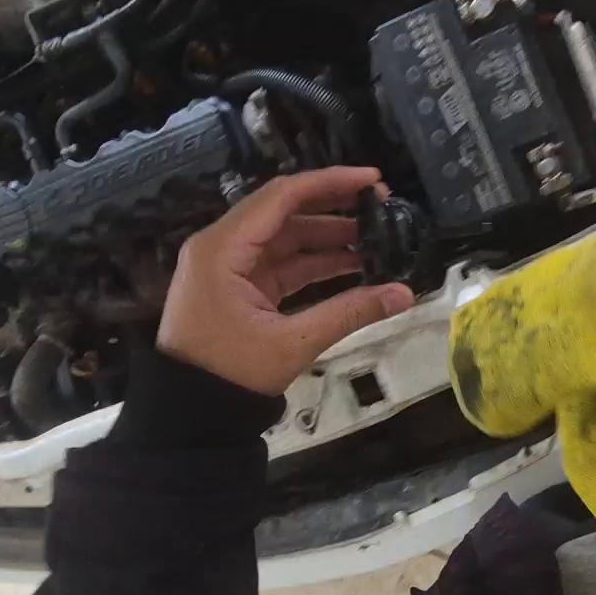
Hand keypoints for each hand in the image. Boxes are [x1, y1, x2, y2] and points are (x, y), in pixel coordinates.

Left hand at [158, 167, 415, 395]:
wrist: (190, 414)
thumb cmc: (231, 373)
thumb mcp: (293, 342)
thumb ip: (350, 312)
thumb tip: (405, 294)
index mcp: (223, 248)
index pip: (282, 196)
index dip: (331, 183)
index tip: (374, 180)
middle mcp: (223, 246)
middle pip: (285, 211)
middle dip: (335, 207)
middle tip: (383, 206)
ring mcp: (230, 267)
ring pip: (287, 238)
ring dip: (329, 237)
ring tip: (377, 238)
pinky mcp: (239, 287)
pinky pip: (283, 264)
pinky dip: (316, 263)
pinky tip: (354, 265)